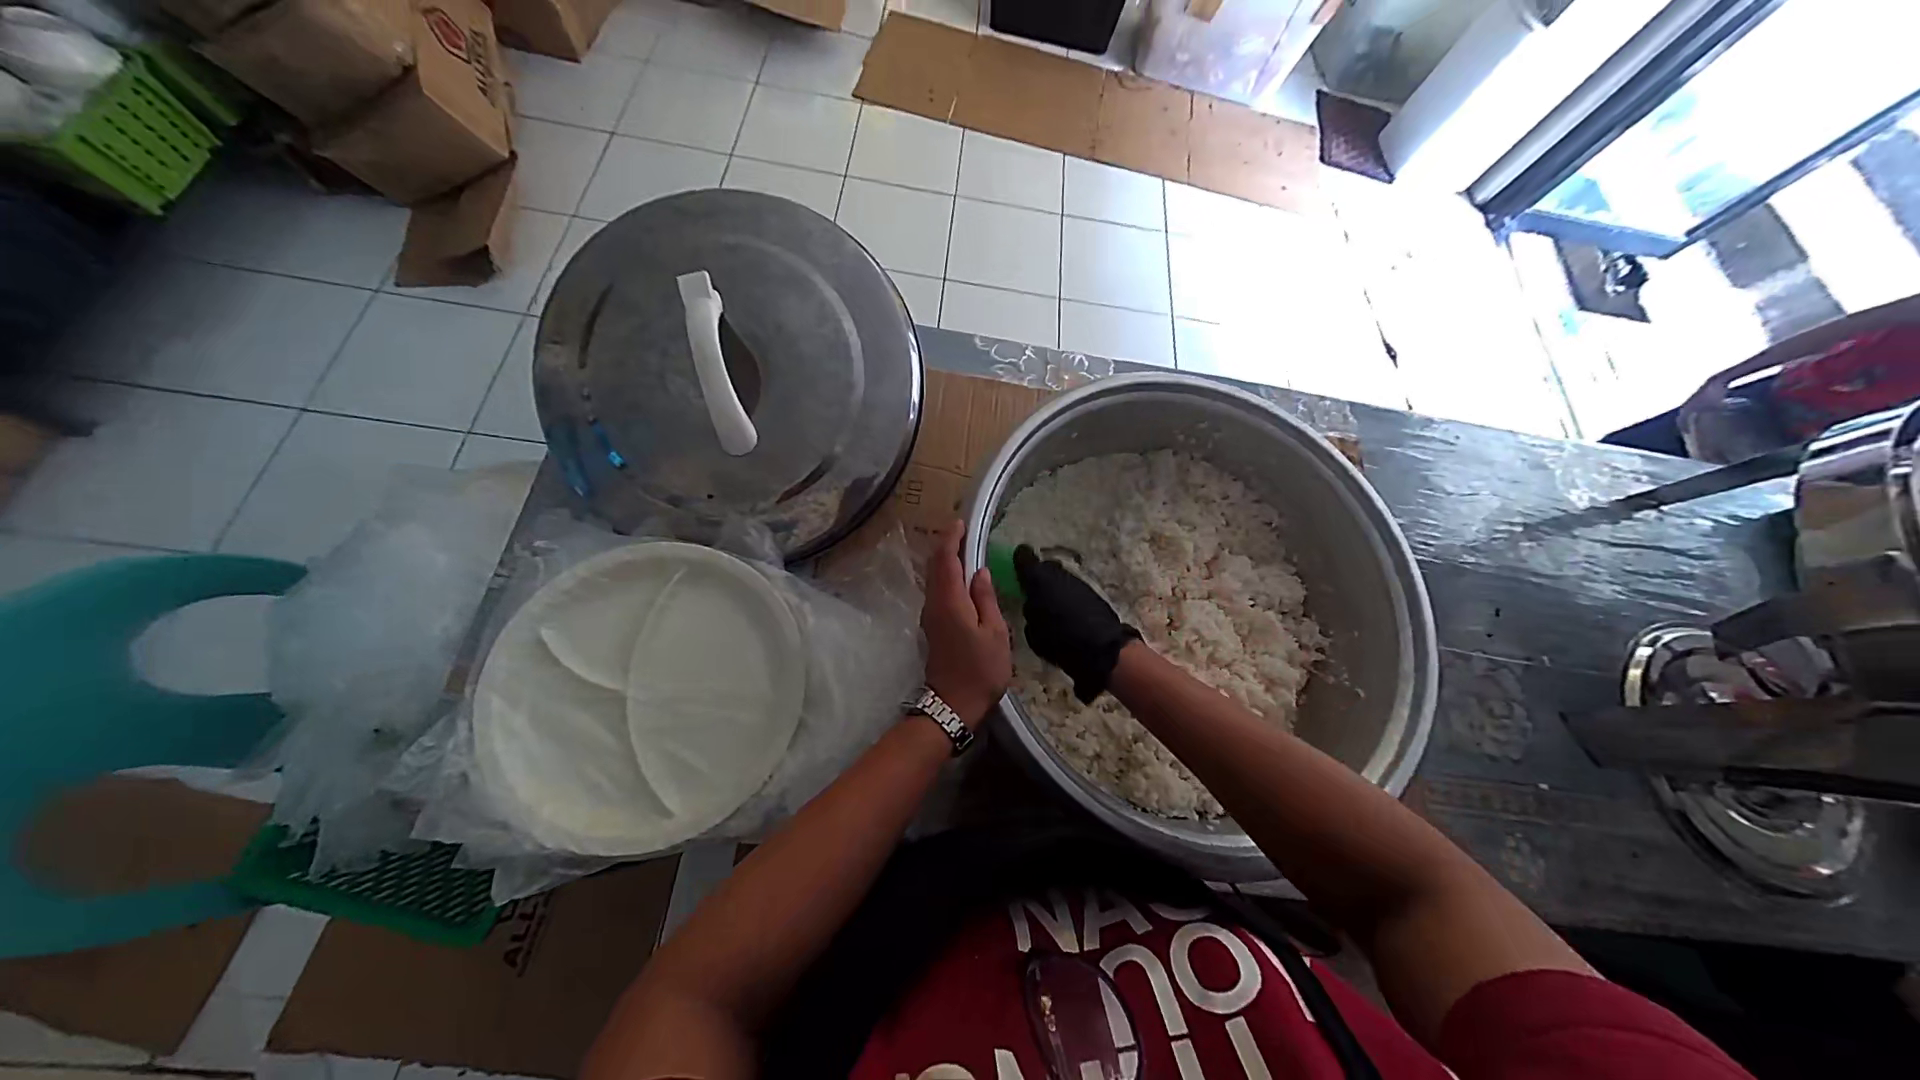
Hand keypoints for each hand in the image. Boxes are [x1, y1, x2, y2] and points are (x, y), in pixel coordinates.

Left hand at [921, 520, 1011, 728]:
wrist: (953, 704)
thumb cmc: (980, 670)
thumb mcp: (995, 633)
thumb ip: (986, 599)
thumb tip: (980, 572)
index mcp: (950, 601)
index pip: (946, 560)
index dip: (951, 539)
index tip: (960, 522)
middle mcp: (934, 604)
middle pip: (935, 566)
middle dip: (946, 545)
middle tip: (961, 530)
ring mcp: (930, 616)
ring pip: (934, 579)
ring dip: (944, 560)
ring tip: (962, 548)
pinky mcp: (932, 626)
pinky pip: (936, 591)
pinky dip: (945, 576)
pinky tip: (958, 578)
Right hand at [1013, 545, 1140, 702]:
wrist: (1101, 648)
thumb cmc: (1059, 641)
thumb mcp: (1033, 632)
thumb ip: (1030, 612)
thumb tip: (1032, 605)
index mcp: (1037, 579)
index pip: (1024, 556)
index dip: (1020, 560)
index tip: (1017, 567)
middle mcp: (1057, 573)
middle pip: (1044, 566)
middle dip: (1039, 576)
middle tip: (1034, 591)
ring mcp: (1077, 579)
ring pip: (1060, 576)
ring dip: (1055, 586)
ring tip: (1051, 604)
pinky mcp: (1093, 589)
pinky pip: (1073, 587)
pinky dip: (1068, 594)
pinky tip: (1069, 611)